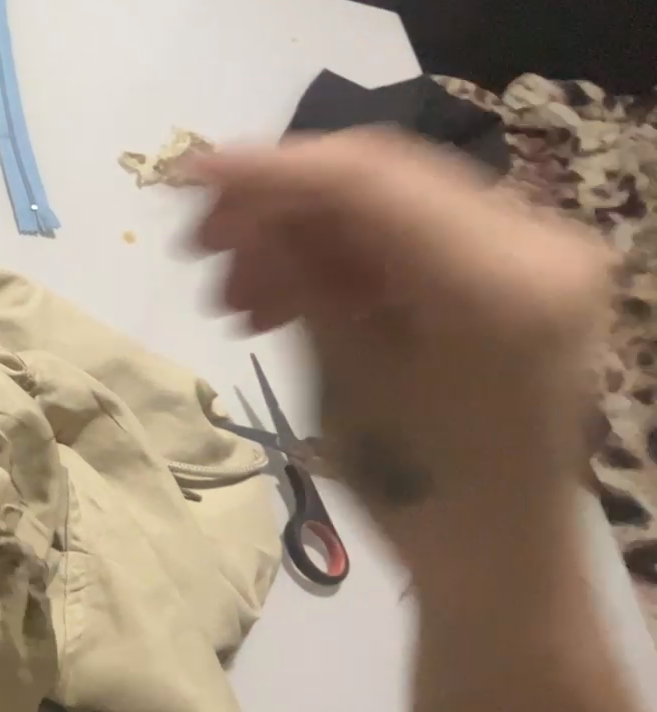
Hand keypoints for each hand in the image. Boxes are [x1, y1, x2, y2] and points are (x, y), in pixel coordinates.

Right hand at [190, 129, 612, 580]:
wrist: (489, 542)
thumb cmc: (415, 482)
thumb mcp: (342, 373)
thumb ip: (296, 278)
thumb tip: (233, 213)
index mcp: (501, 278)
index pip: (367, 180)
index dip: (266, 169)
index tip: (182, 175)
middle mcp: (529, 243)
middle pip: (369, 180)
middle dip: (268, 208)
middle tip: (199, 252)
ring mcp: (519, 253)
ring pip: (368, 205)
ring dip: (286, 238)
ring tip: (235, 299)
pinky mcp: (494, 271)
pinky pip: (385, 236)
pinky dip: (318, 258)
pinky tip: (274, 302)